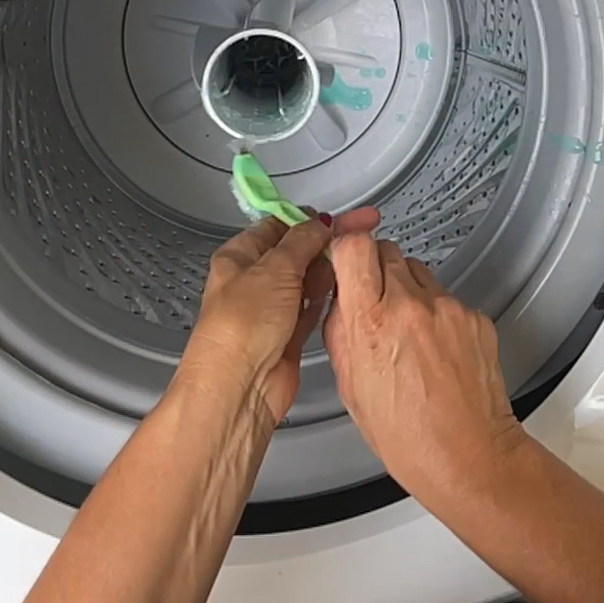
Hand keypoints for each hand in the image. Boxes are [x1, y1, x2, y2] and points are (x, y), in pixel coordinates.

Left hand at [179, 207, 380, 427]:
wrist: (241, 387)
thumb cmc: (243, 324)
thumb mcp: (275, 268)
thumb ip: (302, 240)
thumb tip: (321, 223)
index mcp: (239, 257)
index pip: (277, 226)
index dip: (308, 219)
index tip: (341, 215)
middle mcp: (254, 280)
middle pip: (297, 251)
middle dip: (326, 242)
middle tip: (363, 230)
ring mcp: (273, 308)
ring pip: (308, 278)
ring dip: (328, 270)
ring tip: (357, 259)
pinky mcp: (290, 333)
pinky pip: (314, 306)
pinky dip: (328, 297)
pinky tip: (347, 286)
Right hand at [324, 233, 527, 502]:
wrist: (470, 458)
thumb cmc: (408, 437)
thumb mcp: (351, 387)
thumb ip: (340, 331)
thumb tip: (340, 295)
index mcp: (372, 323)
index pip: (355, 246)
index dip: (347, 247)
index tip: (345, 259)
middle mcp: (411, 305)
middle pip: (386, 249)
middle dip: (375, 269)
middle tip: (376, 301)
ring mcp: (448, 308)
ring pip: (417, 270)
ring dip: (407, 289)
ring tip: (408, 332)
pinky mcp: (475, 315)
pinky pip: (446, 296)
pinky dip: (437, 312)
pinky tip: (436, 348)